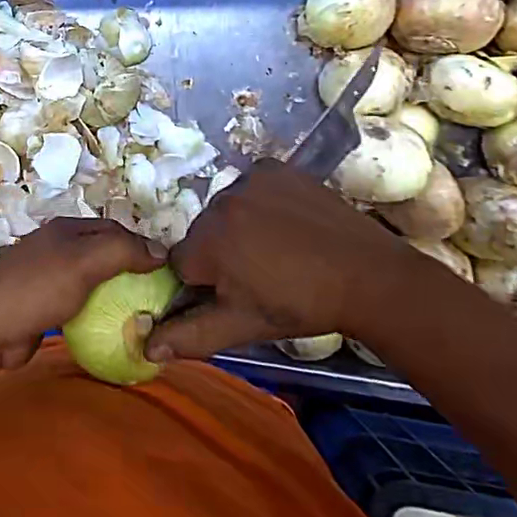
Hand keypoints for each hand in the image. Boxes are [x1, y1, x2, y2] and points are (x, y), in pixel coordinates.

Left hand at [0, 217, 167, 371]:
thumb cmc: (36, 288)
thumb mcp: (84, 262)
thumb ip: (122, 251)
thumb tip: (160, 251)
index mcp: (68, 229)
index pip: (117, 230)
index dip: (144, 247)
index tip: (170, 273)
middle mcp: (60, 248)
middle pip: (106, 255)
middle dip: (133, 272)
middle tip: (161, 298)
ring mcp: (51, 278)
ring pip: (95, 282)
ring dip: (117, 296)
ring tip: (145, 315)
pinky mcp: (46, 307)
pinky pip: (82, 306)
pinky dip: (99, 314)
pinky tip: (115, 330)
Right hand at [146, 159, 415, 360]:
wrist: (368, 276)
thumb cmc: (301, 305)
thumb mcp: (243, 325)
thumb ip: (192, 334)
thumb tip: (147, 348)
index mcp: (208, 242)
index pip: (182, 263)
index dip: (206, 282)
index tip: (238, 291)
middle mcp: (220, 202)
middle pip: (203, 233)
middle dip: (221, 254)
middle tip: (261, 275)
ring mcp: (249, 179)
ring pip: (226, 210)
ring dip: (239, 227)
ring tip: (278, 250)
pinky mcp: (274, 168)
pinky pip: (250, 186)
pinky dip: (260, 201)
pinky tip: (285, 222)